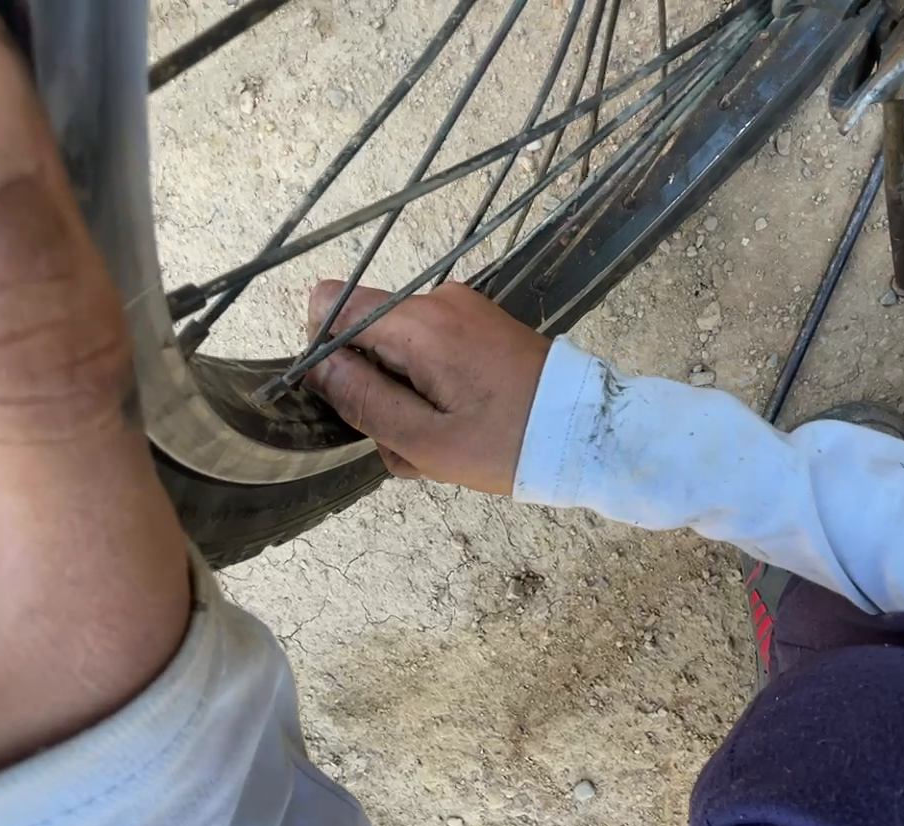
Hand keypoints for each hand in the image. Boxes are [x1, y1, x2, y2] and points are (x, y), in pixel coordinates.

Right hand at [302, 282, 550, 495]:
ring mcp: (466, 313)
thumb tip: (314, 367)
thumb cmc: (509, 445)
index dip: (324, 353)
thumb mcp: (428, 441)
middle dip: (376, 391)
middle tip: (413, 443)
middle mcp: (440, 303)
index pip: (330, 304)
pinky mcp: (485, 328)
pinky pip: (435, 355)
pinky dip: (436, 392)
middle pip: (368, 335)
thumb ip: (364, 401)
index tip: (353, 399)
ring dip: (409, 402)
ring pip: (402, 354)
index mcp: (420, 324)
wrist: (589, 434)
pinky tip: (462, 428)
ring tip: (445, 444)